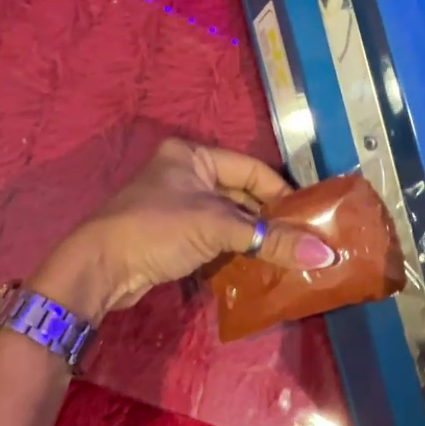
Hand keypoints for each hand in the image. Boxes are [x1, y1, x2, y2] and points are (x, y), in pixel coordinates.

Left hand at [32, 138, 336, 319]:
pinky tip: (261, 268)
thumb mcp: (218, 228)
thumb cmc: (156, 230)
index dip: (282, 194)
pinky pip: (216, 240)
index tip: (311, 219)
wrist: (100, 269)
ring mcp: (179, 208)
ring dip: (256, 240)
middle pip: (243, 196)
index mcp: (193, 156)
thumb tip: (324, 254)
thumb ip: (271, 240)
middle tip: (306, 243)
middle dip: (272, 221)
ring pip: (231, 221)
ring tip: (290, 258)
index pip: (252, 170)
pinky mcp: (174, 238)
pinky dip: (237, 252)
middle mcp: (187, 176)